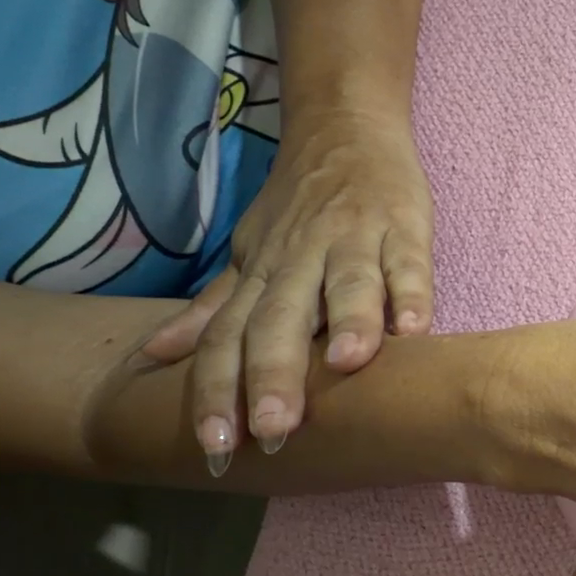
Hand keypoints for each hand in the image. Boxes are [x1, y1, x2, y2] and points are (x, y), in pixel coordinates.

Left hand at [139, 109, 434, 473]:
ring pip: (345, 284)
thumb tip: (156, 356)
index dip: (217, 391)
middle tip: (274, 430)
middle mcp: (299, 259)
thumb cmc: (303, 203)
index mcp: (262, 272)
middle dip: (275, 373)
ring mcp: (353, 239)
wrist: (344, 128)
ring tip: (348, 367)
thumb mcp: (252, 253)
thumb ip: (217, 305)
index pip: (229, 336)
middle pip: (281, 319)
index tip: (215, 448)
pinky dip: (413, 290)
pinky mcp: (403, 226)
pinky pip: (408, 261)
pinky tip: (418, 327)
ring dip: (347, 323)